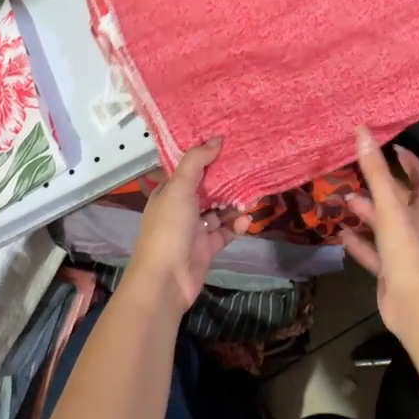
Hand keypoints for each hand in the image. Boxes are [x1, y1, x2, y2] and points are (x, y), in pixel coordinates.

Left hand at [127, 140, 248, 310]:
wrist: (166, 279)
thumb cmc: (169, 227)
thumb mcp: (179, 187)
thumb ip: (197, 161)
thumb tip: (217, 138)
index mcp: (169, 191)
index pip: (189, 169)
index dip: (207, 157)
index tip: (229, 144)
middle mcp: (181, 208)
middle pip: (207, 188)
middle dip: (226, 180)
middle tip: (249, 168)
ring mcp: (194, 229)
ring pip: (219, 210)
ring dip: (234, 203)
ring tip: (252, 196)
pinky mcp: (207, 248)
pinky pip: (225, 231)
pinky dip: (237, 225)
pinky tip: (247, 220)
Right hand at [341, 126, 418, 334]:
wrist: (412, 307)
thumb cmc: (406, 252)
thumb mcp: (389, 208)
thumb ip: (376, 172)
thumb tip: (364, 132)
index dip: (412, 164)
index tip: (396, 149)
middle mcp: (415, 229)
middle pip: (400, 202)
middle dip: (381, 187)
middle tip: (358, 175)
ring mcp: (402, 252)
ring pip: (384, 226)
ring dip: (366, 213)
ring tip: (345, 200)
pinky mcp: (389, 272)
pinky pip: (372, 252)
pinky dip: (358, 243)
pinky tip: (341, 235)